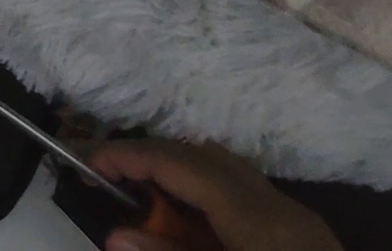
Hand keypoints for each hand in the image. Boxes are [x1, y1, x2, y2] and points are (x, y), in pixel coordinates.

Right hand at [88, 140, 341, 250]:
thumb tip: (114, 237)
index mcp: (259, 218)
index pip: (178, 162)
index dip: (127, 156)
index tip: (87, 166)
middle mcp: (280, 206)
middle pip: (201, 154)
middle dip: (149, 158)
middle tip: (111, 181)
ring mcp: (298, 220)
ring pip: (224, 169)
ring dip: (178, 173)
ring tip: (146, 201)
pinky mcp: (305, 237)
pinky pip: (243, 193)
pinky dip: (205, 195)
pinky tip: (190, 225)